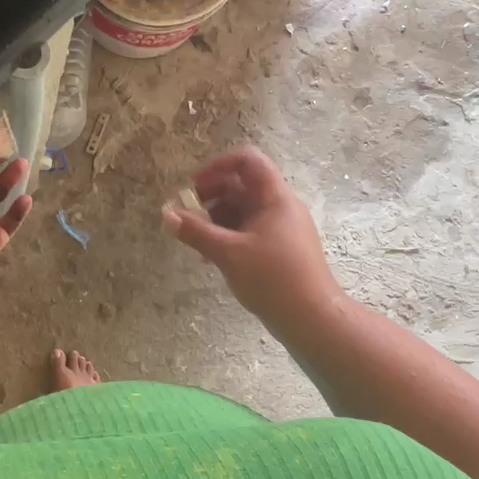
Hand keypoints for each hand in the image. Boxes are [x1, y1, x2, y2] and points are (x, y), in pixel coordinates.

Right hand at [164, 148, 339, 322]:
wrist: (311, 317)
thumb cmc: (272, 279)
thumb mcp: (228, 253)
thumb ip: (196, 232)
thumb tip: (168, 214)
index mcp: (275, 198)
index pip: (248, 161)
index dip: (218, 166)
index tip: (194, 187)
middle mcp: (281, 207)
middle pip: (243, 185)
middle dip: (212, 195)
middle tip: (188, 214)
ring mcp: (282, 228)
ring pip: (244, 210)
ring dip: (217, 218)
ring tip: (197, 239)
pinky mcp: (279, 249)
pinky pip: (249, 230)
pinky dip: (228, 236)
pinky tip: (211, 257)